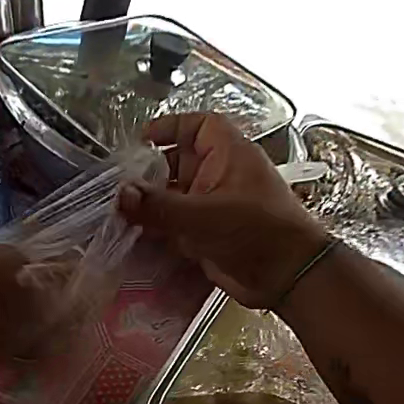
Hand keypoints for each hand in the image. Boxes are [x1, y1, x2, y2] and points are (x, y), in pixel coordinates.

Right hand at [117, 113, 328, 308]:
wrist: (286, 277)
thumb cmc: (257, 232)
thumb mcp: (204, 215)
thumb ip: (159, 206)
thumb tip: (120, 195)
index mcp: (228, 155)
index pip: (198, 126)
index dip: (170, 127)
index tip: (141, 140)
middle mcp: (219, 177)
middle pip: (178, 164)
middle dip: (149, 173)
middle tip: (118, 185)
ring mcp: (213, 208)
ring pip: (173, 198)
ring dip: (150, 205)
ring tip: (118, 212)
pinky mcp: (207, 236)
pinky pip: (175, 227)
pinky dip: (157, 230)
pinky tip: (133, 236)